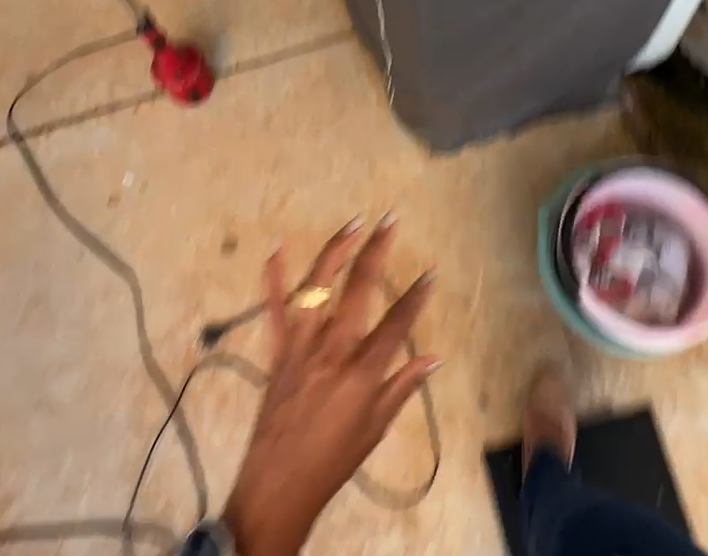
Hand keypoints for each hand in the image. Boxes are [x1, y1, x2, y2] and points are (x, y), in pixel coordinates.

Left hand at [222, 215, 439, 555]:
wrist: (277, 485)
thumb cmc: (334, 460)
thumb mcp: (376, 427)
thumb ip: (403, 387)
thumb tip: (434, 357)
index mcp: (362, 371)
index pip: (397, 323)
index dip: (417, 296)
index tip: (431, 272)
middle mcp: (332, 349)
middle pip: (360, 288)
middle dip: (378, 250)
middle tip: (390, 221)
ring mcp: (300, 345)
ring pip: (317, 285)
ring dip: (335, 250)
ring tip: (353, 223)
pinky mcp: (277, 350)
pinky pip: (274, 307)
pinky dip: (273, 276)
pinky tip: (276, 247)